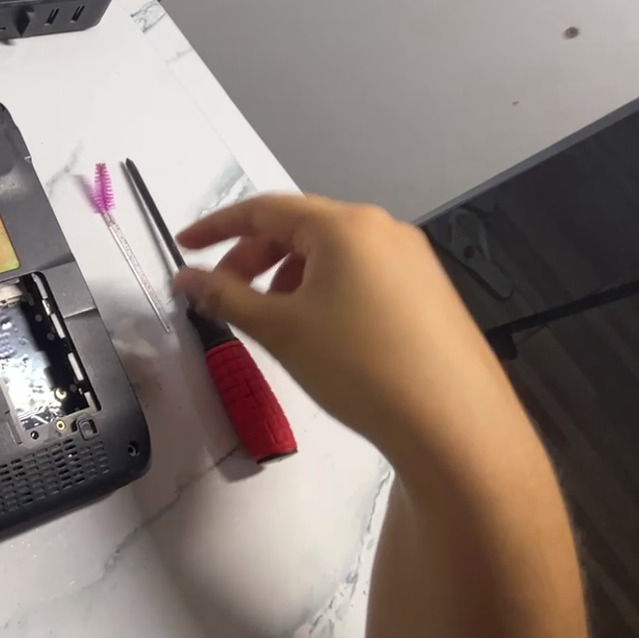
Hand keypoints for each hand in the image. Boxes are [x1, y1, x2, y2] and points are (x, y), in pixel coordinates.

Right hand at [171, 194, 516, 458]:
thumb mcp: (277, 328)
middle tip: (219, 294)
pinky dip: (317, 289)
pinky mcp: (424, 290)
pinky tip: (310, 328)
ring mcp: (409, 260)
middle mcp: (382, 231)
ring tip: (265, 318)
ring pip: (324, 254)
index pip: (263, 210)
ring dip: (281, 277)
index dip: (216, 228)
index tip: (184, 247)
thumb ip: (222, 295)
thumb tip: (185, 277)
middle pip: (295, 229)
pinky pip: (354, 273)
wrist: (454, 426)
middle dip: (249, 259)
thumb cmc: (361, 367)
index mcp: (345, 227)